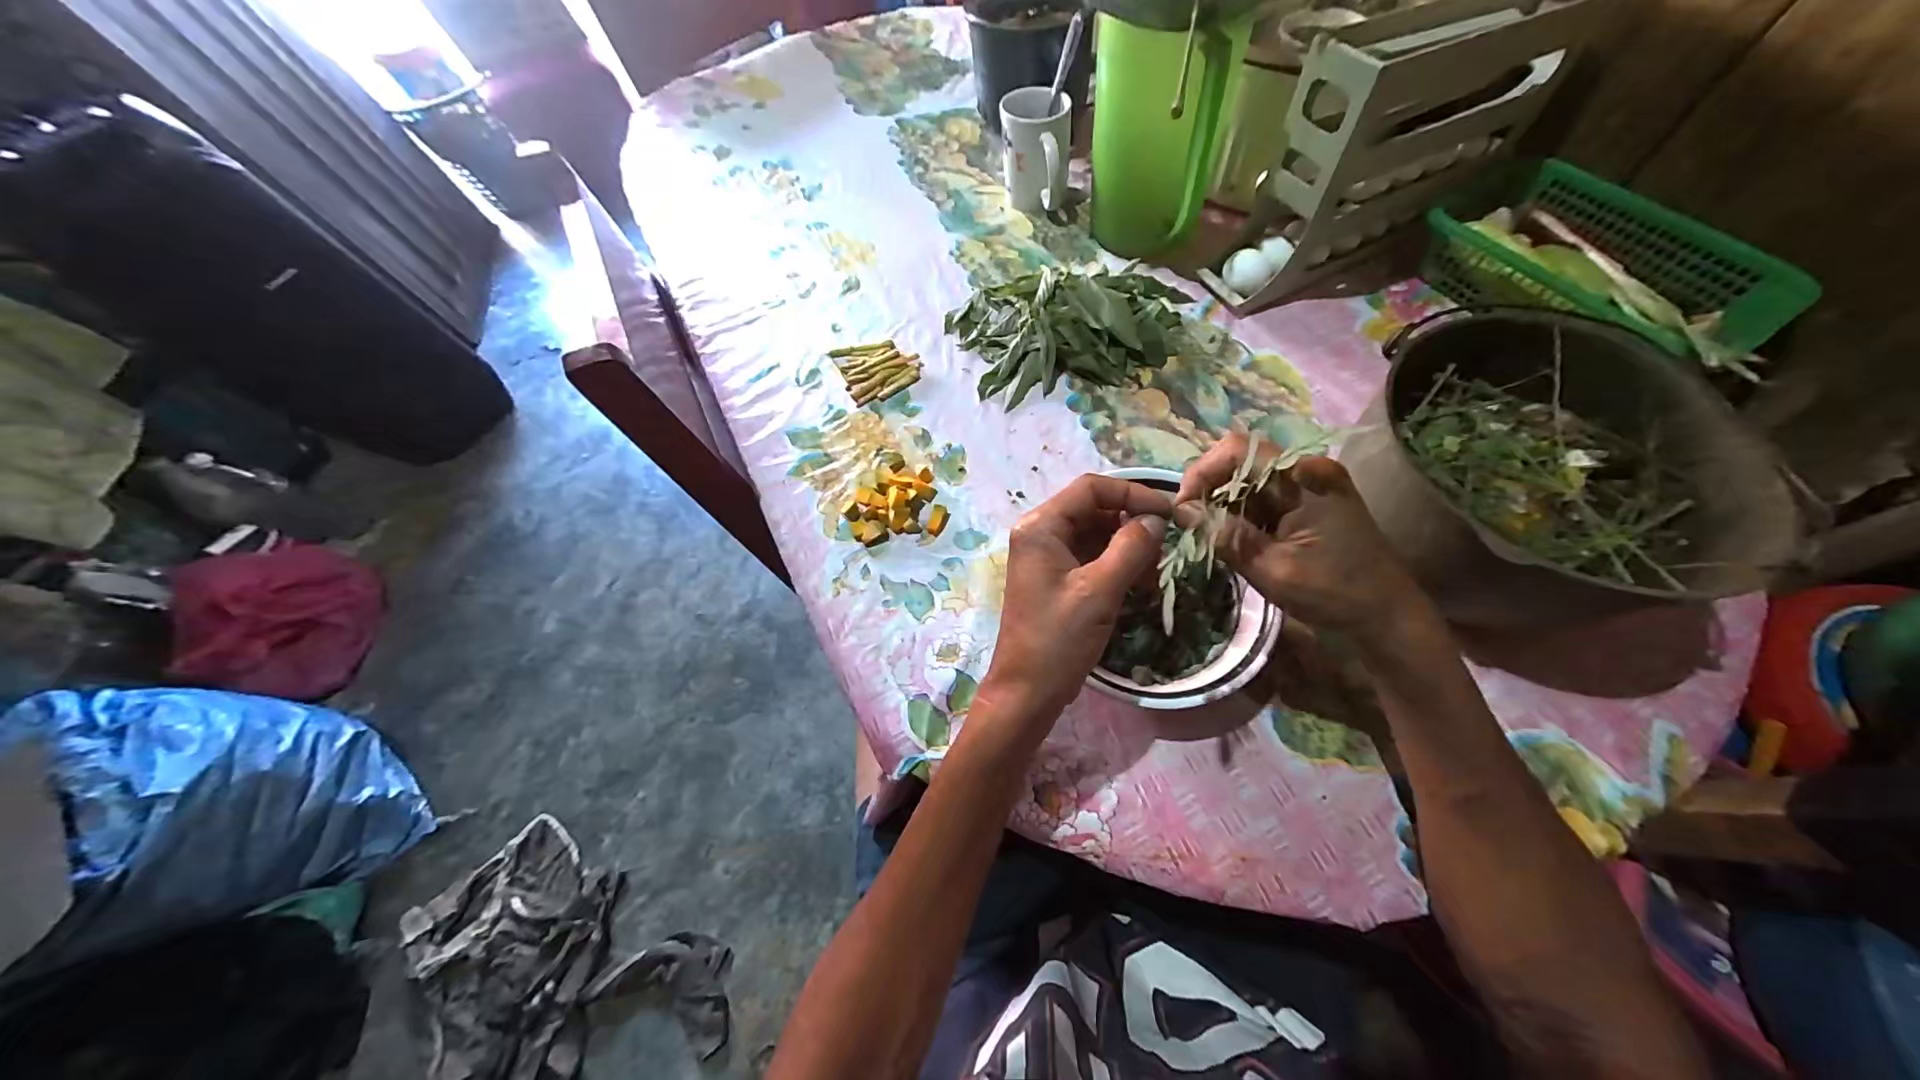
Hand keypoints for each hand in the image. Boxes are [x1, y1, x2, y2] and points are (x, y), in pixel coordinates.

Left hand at [977, 475, 1171, 734]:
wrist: (1027, 691)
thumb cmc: (1058, 639)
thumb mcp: (1099, 590)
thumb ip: (1131, 547)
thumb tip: (1156, 519)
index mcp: (1040, 527)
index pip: (1091, 488)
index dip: (1133, 493)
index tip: (1170, 512)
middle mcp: (1039, 534)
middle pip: (1094, 509)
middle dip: (1132, 522)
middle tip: (1167, 545)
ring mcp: (1047, 558)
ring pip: (1096, 534)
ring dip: (1129, 546)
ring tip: (1157, 570)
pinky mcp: (1056, 580)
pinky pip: (1091, 558)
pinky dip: (1118, 565)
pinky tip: (1142, 584)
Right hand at [1175, 434, 1431, 647]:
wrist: (1385, 619)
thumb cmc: (1334, 594)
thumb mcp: (1272, 569)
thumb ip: (1225, 536)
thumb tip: (1180, 511)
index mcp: (1305, 478)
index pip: (1238, 451)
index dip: (1202, 472)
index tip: (1183, 509)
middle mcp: (1306, 471)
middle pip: (1239, 461)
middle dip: (1207, 489)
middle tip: (1189, 525)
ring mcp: (1307, 486)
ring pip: (1245, 479)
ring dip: (1219, 503)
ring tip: (1204, 534)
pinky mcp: (1304, 503)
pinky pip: (1258, 497)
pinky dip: (1236, 513)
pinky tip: (1226, 537)